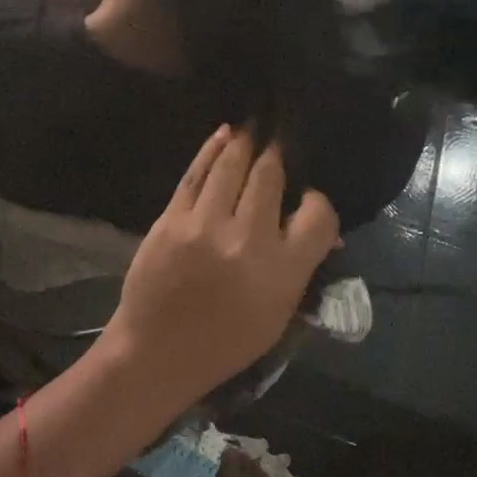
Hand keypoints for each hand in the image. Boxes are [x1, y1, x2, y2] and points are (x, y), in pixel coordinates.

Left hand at [103, 126, 340, 393]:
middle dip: (278, 153)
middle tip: (280, 136)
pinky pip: (196, 174)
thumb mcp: (278, 315)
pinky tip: (223, 135)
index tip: (308, 196)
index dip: (318, 200)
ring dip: (245, 141)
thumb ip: (300, 266)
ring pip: (232, 166)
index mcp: (282, 272)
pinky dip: (212, 149)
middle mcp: (248, 241)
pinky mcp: (172, 219)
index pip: (318, 217)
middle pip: (271, 178)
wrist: (158, 351)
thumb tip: (317, 224)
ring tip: (254, 125)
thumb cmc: (224, 342)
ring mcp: (205, 226)